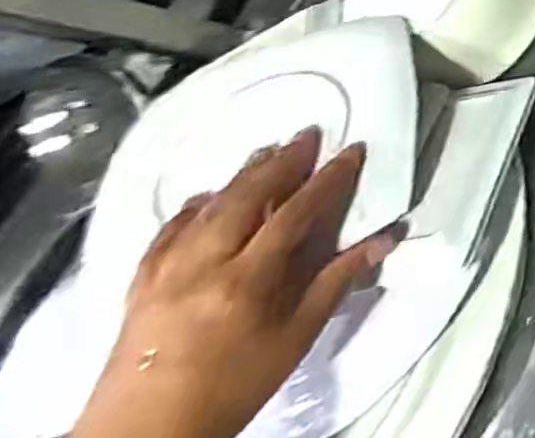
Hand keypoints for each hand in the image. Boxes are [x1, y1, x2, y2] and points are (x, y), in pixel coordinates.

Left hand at [72, 128, 396, 437]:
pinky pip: (163, 240)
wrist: (144, 436)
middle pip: (244, 202)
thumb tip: (388, 236)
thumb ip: (339, 279)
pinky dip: (186, 212)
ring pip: (204, 214)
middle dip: (280, 164)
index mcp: (246, 280)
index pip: (295, 213)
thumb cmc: (235, 383)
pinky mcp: (138, 291)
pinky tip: (201, 198)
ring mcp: (164, 278)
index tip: (353, 149)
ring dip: (238, 179)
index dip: (328, 178)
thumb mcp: (298, 335)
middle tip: (307, 134)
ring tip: (264, 152)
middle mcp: (202, 268)